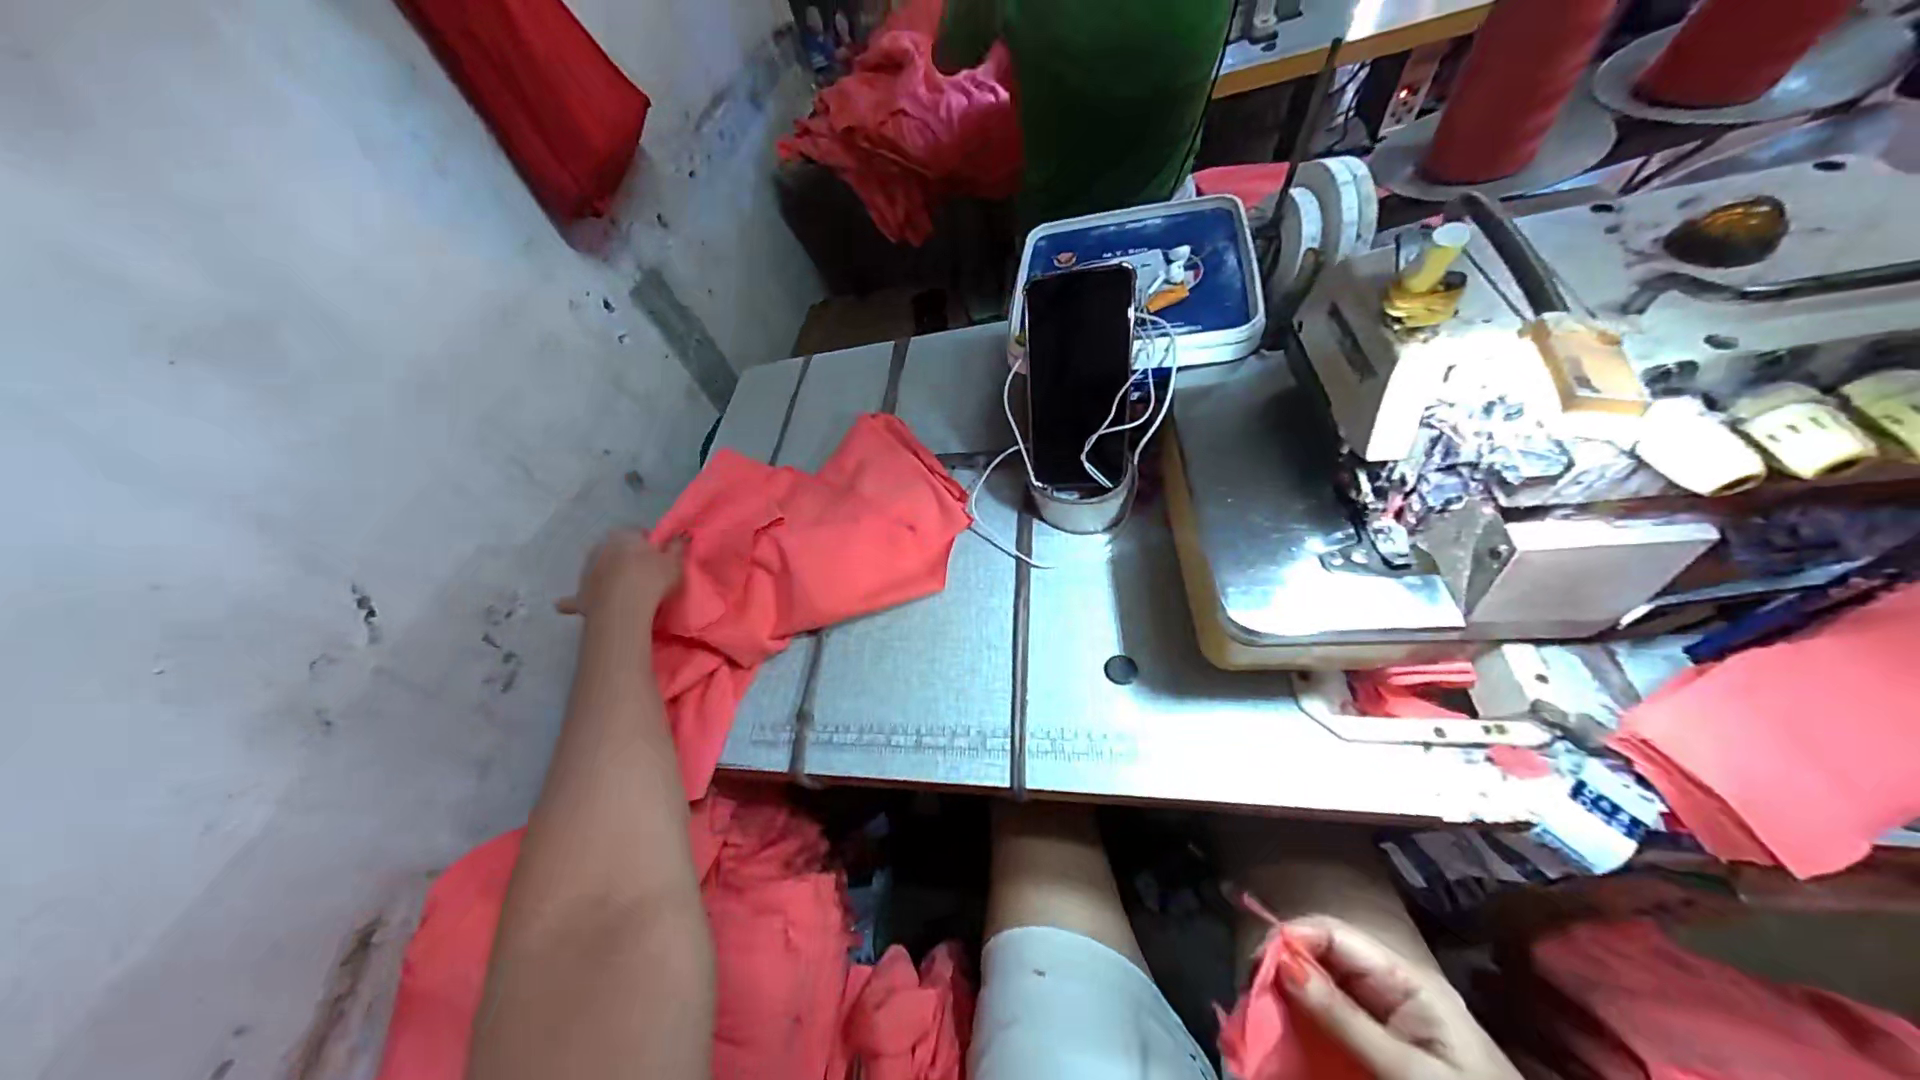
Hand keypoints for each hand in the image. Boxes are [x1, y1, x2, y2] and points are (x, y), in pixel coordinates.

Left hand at [556, 531, 685, 619]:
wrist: (624, 606)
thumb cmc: (653, 579)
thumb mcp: (674, 561)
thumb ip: (678, 546)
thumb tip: (682, 534)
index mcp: (624, 536)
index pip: (637, 532)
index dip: (649, 543)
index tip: (659, 555)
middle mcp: (601, 548)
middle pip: (615, 549)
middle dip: (625, 557)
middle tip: (642, 572)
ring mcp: (587, 570)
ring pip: (597, 568)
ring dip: (606, 574)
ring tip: (621, 588)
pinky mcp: (580, 593)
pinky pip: (575, 596)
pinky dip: (570, 600)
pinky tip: (562, 605)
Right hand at [1278, 916, 1520, 1079]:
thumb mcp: (1410, 1072)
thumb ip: (1345, 1019)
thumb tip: (1282, 963)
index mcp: (1404, 978)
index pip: (1332, 932)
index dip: (1288, 938)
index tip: (1254, 969)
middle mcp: (1388, 983)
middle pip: (1320, 952)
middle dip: (1281, 965)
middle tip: (1250, 995)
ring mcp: (1382, 1010)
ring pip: (1319, 980)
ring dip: (1286, 991)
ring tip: (1258, 1011)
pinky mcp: (1377, 1037)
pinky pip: (1329, 1011)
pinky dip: (1301, 1015)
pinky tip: (1282, 1026)